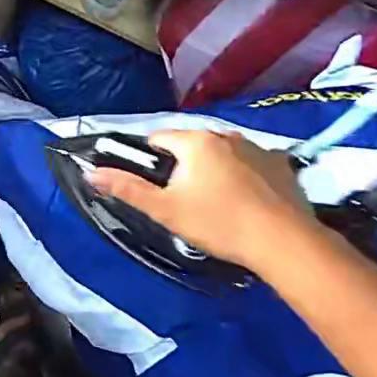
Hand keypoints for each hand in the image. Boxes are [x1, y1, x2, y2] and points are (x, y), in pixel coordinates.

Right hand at [84, 130, 325, 280]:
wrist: (283, 242)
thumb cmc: (218, 222)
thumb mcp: (165, 210)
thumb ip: (127, 188)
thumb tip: (92, 172)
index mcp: (195, 141)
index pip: (159, 139)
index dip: (152, 161)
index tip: (158, 188)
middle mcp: (225, 134)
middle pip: (191, 145)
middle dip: (184, 167)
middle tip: (186, 201)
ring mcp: (257, 147)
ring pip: (222, 153)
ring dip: (215, 169)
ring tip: (218, 204)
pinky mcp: (282, 164)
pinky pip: (252, 164)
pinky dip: (245, 176)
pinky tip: (247, 202)